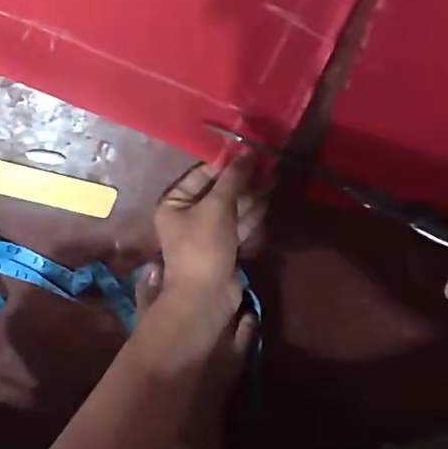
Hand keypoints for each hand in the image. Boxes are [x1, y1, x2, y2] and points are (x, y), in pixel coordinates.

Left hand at [149, 153, 264, 317]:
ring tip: (273, 177)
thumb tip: (247, 152)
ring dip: (250, 194)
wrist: (206, 297)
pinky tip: (268, 198)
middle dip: (241, 179)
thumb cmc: (203, 246)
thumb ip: (233, 179)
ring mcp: (207, 233)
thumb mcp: (216, 207)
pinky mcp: (224, 247)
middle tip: (266, 164)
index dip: (224, 163)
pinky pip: (238, 224)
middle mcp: (188, 215)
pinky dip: (251, 213)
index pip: (200, 174)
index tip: (249, 151)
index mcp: (174, 203)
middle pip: (217, 190)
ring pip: (231, 207)